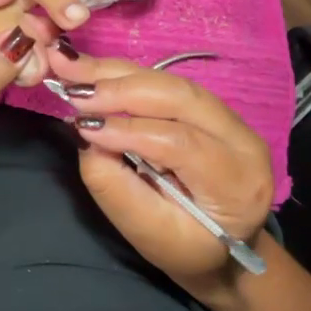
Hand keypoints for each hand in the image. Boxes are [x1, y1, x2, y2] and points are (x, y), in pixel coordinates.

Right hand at [44, 44, 273, 297]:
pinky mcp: (208, 105)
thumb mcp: (149, 233)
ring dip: (114, 72)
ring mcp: (229, 117)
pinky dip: (122, 73)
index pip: (181, 142)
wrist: (225, 247)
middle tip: (70, 87)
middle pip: (179, 97)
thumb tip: (86, 137)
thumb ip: (116, 189)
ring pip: (168, 81)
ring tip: (68, 63)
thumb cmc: (186, 247)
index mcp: (237, 182)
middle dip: (120, 89)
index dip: (129, 130)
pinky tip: (88, 68)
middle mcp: (242, 140)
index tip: (81, 126)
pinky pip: (163, 81)